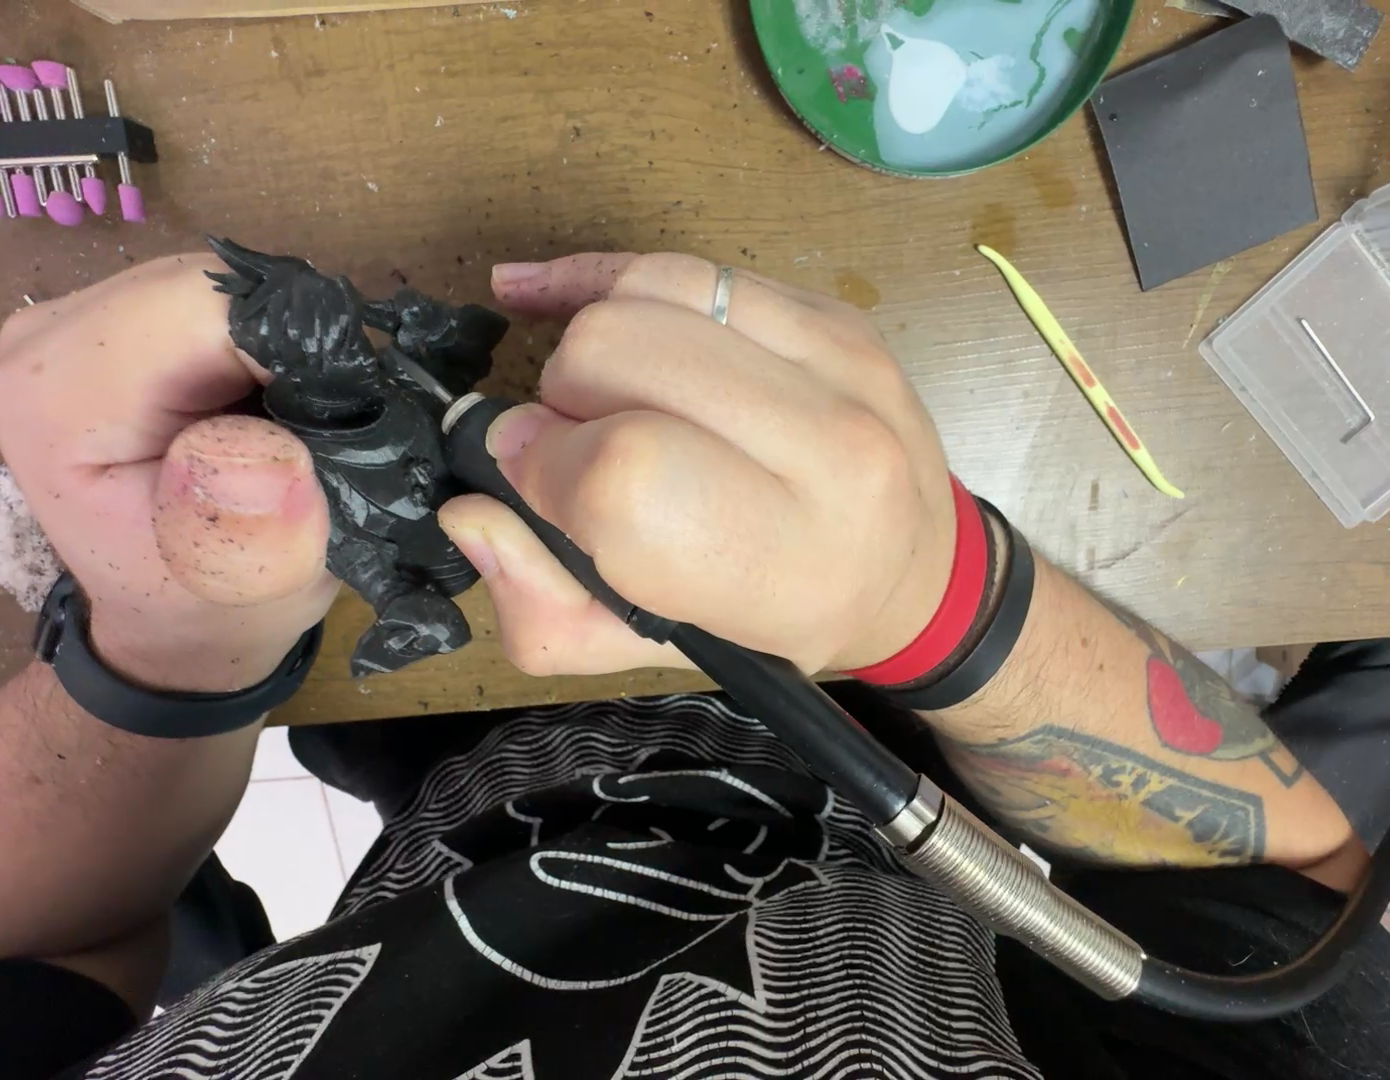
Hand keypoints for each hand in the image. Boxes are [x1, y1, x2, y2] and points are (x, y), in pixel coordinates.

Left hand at [0, 255, 336, 692]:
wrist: (178, 620)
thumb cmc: (220, 605)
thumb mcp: (260, 573)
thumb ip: (268, 503)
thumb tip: (299, 422)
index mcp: (62, 399)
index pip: (211, 311)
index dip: (299, 355)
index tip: (337, 420)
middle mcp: (42, 340)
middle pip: (211, 286)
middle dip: (292, 345)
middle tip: (325, 421)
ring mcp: (65, 324)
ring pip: (215, 285)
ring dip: (280, 344)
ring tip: (298, 415)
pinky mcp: (102, 325)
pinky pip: (208, 301)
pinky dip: (261, 344)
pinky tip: (266, 397)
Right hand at [439, 253, 956, 676]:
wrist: (919, 570)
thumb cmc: (789, 620)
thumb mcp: (667, 652)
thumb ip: (550, 607)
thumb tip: (471, 512)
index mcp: (783, 552)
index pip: (621, 470)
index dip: (545, 468)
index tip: (535, 480)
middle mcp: (827, 447)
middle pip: (619, 354)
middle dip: (561, 400)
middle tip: (575, 442)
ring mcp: (840, 362)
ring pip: (647, 293)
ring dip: (588, 344)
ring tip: (597, 395)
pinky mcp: (834, 314)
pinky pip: (691, 265)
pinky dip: (608, 278)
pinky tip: (561, 299)